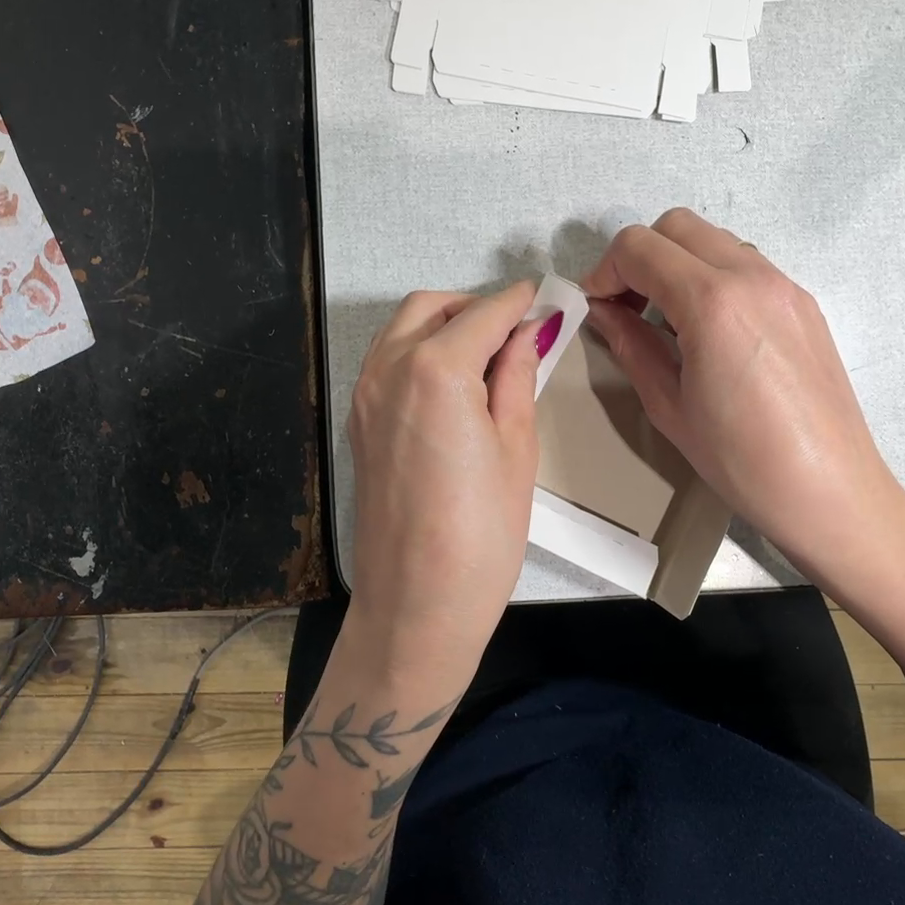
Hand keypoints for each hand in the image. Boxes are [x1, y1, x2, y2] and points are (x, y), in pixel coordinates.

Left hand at [346, 282, 549, 679]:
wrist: (415, 606)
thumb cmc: (482, 535)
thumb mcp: (517, 448)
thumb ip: (518, 377)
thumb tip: (528, 333)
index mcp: (436, 369)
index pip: (484, 314)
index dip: (520, 303)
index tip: (545, 298)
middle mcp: (388, 369)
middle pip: (433, 308)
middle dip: (476, 307)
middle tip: (518, 332)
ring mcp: (365, 395)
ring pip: (403, 330)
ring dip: (444, 326)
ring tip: (488, 357)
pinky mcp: (358, 422)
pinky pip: (387, 361)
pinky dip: (420, 352)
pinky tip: (454, 384)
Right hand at [581, 208, 904, 578]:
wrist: (829, 490)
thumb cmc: (741, 460)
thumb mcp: (669, 406)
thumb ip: (631, 345)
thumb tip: (604, 313)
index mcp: (712, 302)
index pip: (639, 248)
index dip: (605, 271)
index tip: (596, 306)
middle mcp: (752, 276)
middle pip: (677, 225)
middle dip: (639, 255)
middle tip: (626, 305)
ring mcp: (785, 285)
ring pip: (715, 239)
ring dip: (677, 262)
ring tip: (665, 317)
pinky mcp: (804, 302)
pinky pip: (746, 264)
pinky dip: (713, 276)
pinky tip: (708, 329)